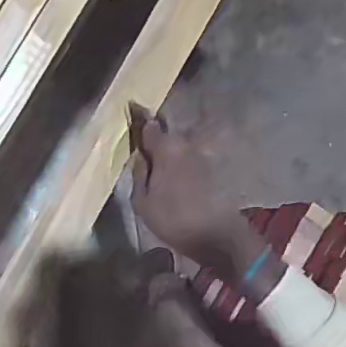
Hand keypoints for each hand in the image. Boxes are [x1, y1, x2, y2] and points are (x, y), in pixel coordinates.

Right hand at [129, 111, 275, 298]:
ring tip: (156, 168)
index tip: (130, 111)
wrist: (216, 235)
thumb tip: (139, 155)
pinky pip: (187, 161)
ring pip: (178, 148)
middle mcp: (186, 144)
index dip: (138, 118)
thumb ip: (139, 173)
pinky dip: (179, 165)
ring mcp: (202, 156)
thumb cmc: (173, 218)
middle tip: (140, 149)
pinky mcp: (212, 170)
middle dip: (154, 138)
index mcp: (166, 147)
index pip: (148, 123)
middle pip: (165, 135)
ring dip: (168, 153)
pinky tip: (172, 179)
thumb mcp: (142, 200)